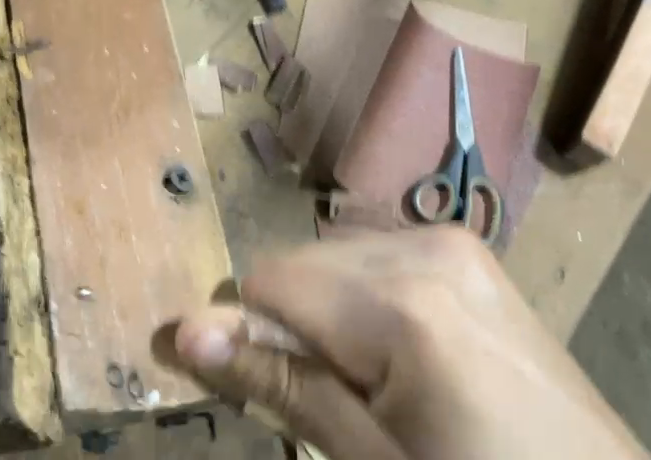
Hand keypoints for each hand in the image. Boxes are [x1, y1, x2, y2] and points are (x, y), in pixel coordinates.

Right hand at [168, 228, 646, 459]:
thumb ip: (282, 383)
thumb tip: (183, 331)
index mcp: (404, 303)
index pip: (268, 282)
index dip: (251, 336)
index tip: (272, 394)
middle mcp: (425, 247)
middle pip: (299, 264)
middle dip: (296, 327)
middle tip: (344, 407)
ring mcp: (452, 243)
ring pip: (331, 259)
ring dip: (327, 313)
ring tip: (379, 384)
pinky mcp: (468, 250)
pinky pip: (374, 257)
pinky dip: (364, 300)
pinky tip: (403, 354)